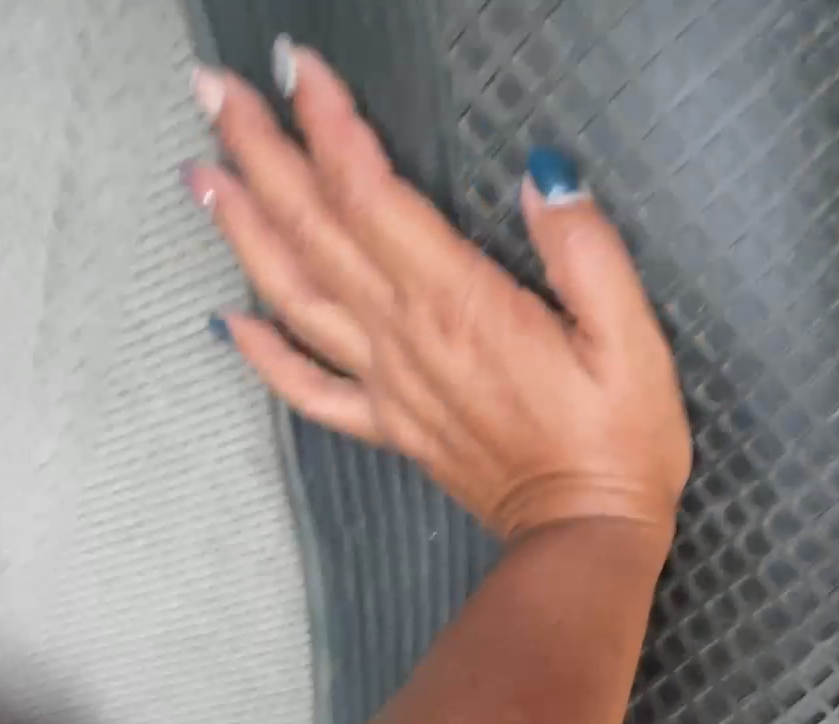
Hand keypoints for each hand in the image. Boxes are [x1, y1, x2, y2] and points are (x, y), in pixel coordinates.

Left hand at [182, 40, 690, 540]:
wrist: (592, 535)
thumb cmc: (624, 441)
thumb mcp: (635, 343)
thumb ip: (587, 256)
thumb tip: (543, 180)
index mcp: (466, 309)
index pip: (376, 198)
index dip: (334, 129)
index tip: (304, 72)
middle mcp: (411, 340)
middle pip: (319, 235)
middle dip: (265, 156)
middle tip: (215, 94)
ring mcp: (394, 389)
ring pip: (298, 299)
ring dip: (246, 232)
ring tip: (202, 175)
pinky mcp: (398, 431)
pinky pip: (312, 391)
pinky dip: (264, 354)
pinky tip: (233, 321)